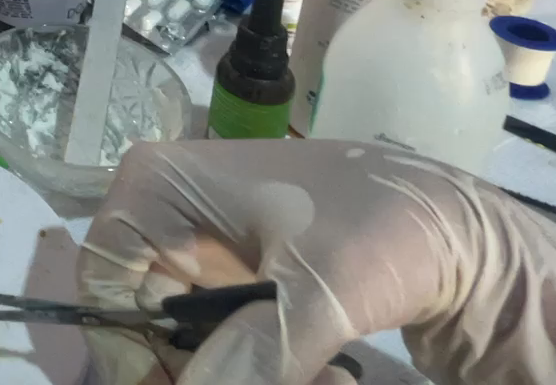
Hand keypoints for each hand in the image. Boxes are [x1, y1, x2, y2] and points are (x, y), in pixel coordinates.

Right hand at [78, 139, 555, 384]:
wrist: (453, 221)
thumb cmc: (377, 225)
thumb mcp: (321, 289)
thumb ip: (258, 352)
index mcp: (152, 189)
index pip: (102, 280)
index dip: (126, 352)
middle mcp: (154, 213)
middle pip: (132, 314)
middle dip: (191, 370)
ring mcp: (185, 244)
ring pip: (170, 335)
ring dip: (229, 375)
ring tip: (318, 384)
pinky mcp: (218, 275)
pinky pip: (206, 337)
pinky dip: (247, 370)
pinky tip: (315, 378)